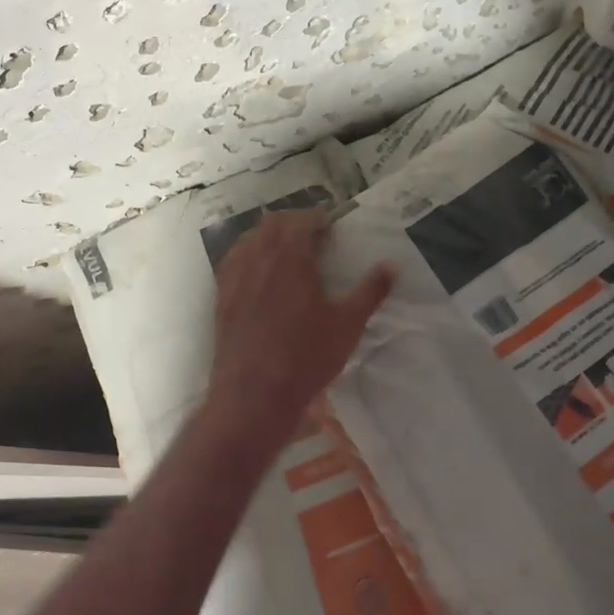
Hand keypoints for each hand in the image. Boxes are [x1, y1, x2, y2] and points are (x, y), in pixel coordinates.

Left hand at [208, 208, 396, 430]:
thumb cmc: (305, 359)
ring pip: (249, 239)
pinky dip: (247, 254)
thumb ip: (370, 292)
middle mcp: (259, 260)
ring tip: (285, 247)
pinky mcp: (221, 298)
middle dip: (293, 220)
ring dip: (268, 234)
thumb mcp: (347, 326)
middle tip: (313, 232)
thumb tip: (392, 265)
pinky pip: (232, 261)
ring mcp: (235, 278)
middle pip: (272, 223)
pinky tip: (256, 270)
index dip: (318, 217)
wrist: (253, 398)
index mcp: (290, 259)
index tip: (331, 223)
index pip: (302, 221)